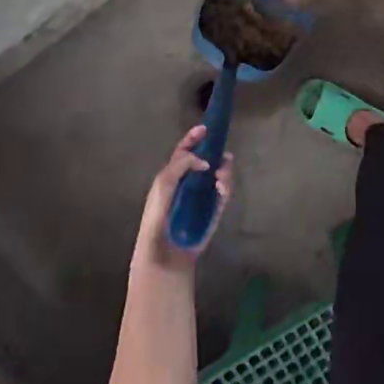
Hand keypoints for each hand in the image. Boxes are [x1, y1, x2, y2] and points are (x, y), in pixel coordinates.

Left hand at [133, 124, 233, 273]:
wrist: (164, 256)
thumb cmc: (156, 223)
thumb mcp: (162, 189)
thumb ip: (178, 169)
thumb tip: (203, 160)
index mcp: (172, 177)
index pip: (183, 153)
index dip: (193, 139)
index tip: (205, 128)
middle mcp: (189, 183)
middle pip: (206, 160)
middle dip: (214, 152)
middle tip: (222, 152)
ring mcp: (203, 196)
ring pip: (219, 173)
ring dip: (223, 169)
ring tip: (221, 173)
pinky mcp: (215, 210)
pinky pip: (225, 192)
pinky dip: (227, 185)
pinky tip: (221, 186)